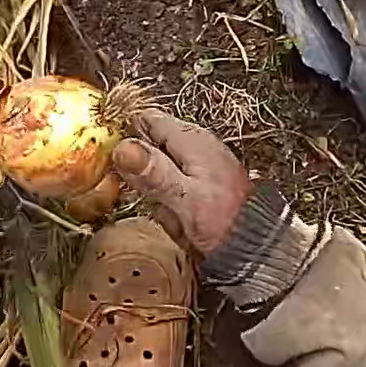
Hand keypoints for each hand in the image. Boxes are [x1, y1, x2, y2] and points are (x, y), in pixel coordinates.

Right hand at [112, 110, 252, 253]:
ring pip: (157, 171)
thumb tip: (123, 147)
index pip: (146, 119)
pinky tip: (176, 217)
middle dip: (140, 171)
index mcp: (191, 140)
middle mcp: (194, 146)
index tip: (108, 155)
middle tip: (149, 196)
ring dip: (155, 193)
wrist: (257, 247)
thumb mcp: (184, 199)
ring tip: (171, 212)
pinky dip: (167, 203)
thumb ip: (154, 173)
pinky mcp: (199, 183)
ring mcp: (197, 164)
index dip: (124, 133)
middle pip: (149, 145)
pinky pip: (170, 189)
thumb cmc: (226, 223)